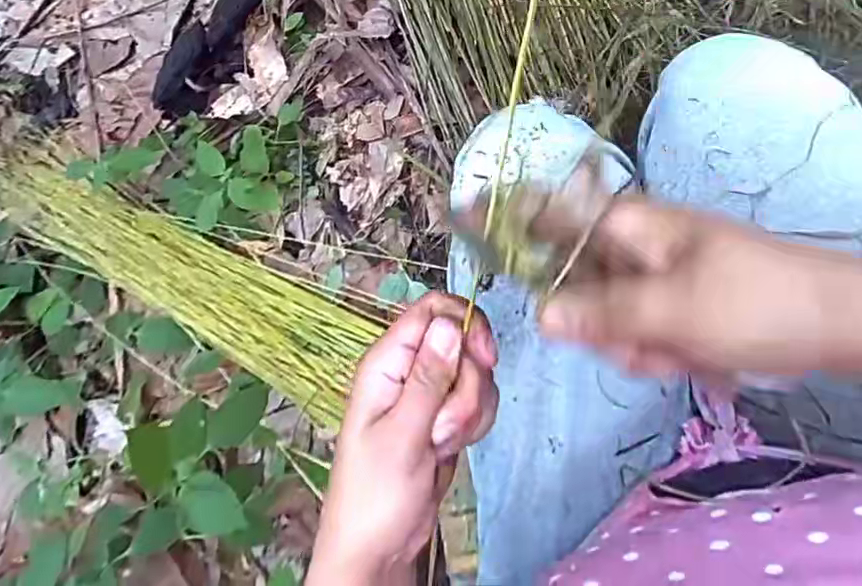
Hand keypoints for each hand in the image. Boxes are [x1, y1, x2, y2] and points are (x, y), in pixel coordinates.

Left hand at [308, 292, 497, 585]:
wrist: (379, 552)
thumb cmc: (376, 495)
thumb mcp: (402, 435)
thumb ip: (428, 378)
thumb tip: (450, 323)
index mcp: (388, 361)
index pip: (433, 309)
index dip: (464, 322)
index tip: (485, 357)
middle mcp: (408, 367)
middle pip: (461, 340)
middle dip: (467, 383)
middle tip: (446, 424)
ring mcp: (429, 391)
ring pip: (473, 371)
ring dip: (471, 408)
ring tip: (442, 442)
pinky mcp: (446, 414)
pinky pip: (477, 398)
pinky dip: (475, 421)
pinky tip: (454, 447)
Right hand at [536, 196, 847, 379]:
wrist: (842, 321)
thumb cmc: (755, 301)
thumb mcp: (674, 311)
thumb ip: (602, 313)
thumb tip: (541, 315)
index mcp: (628, 223)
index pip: (551, 212)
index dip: (510, 218)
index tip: (469, 222)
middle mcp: (635, 241)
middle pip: (580, 281)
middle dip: (603, 324)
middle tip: (642, 345)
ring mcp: (657, 271)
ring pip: (611, 314)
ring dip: (639, 344)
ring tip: (683, 352)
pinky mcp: (678, 298)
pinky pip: (644, 328)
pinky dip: (664, 349)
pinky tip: (698, 358)